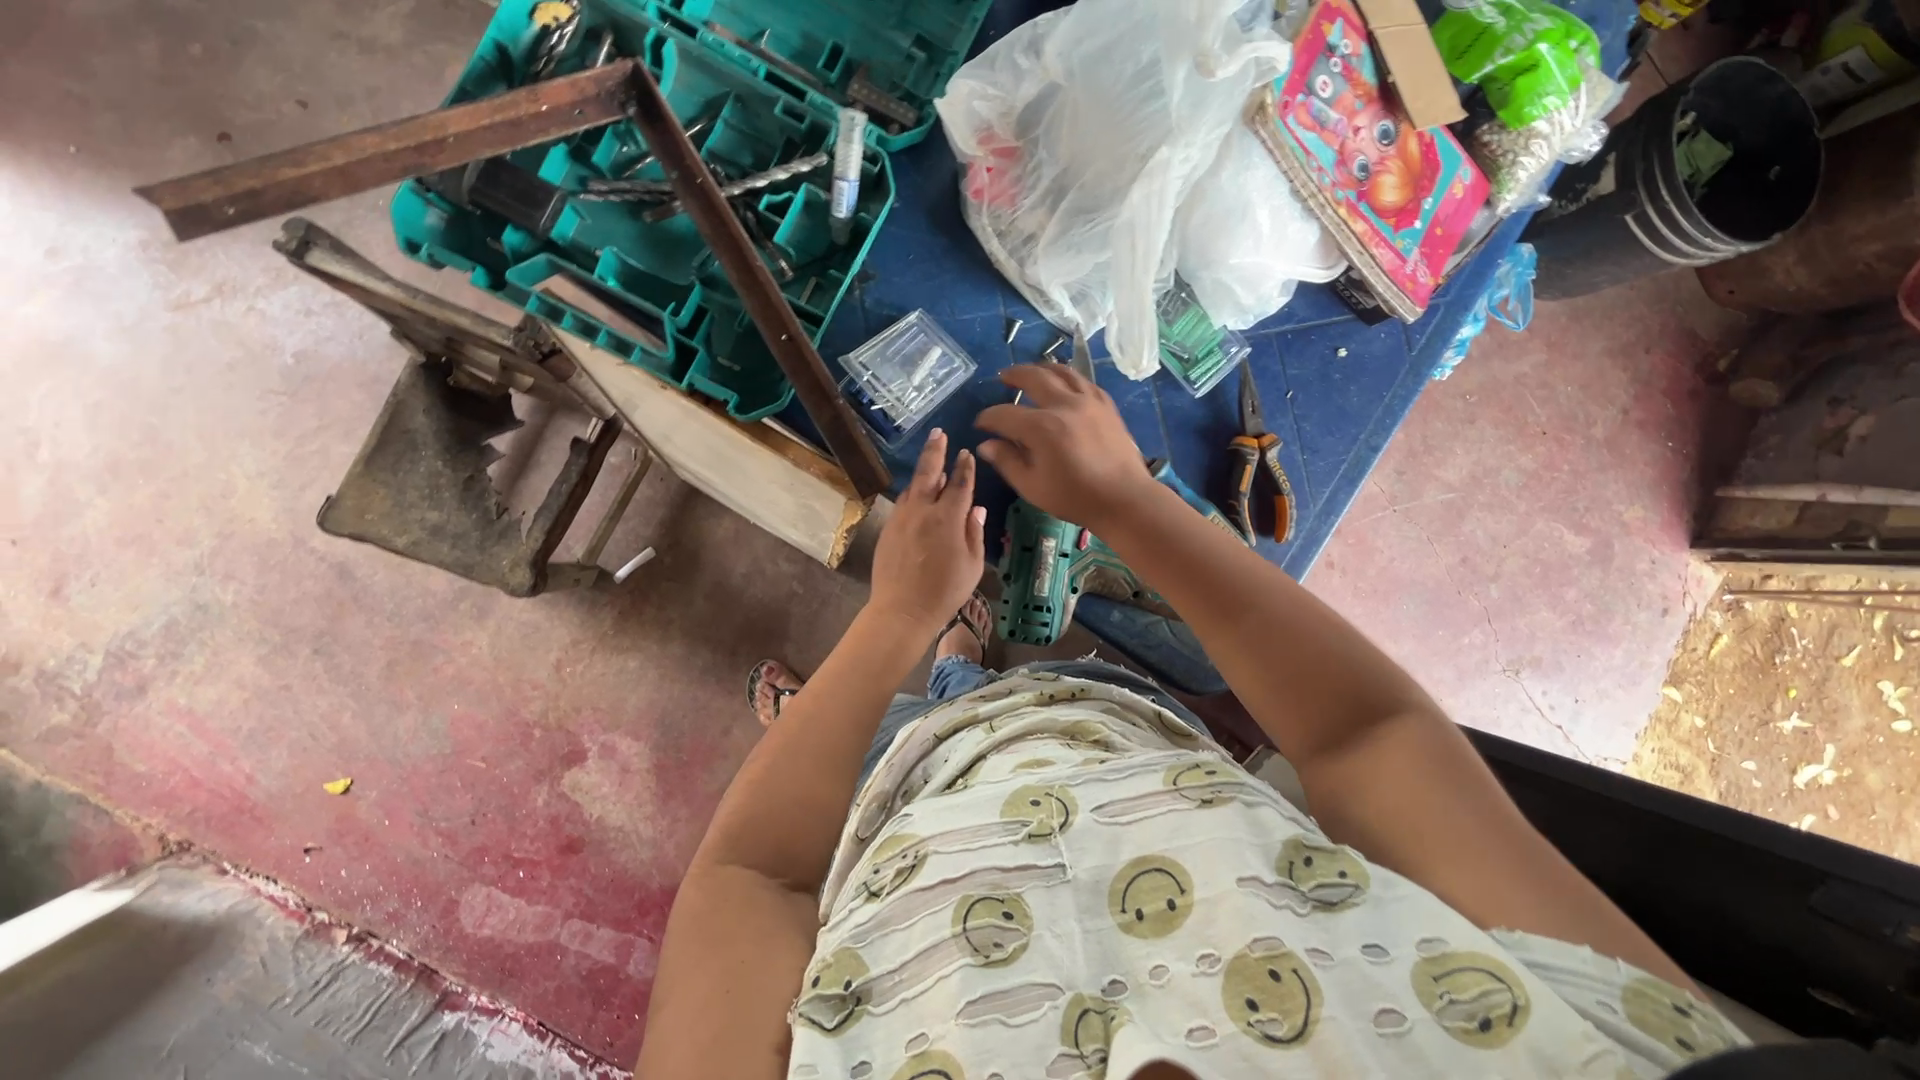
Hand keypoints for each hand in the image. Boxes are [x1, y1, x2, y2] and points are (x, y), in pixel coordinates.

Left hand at [868, 429, 986, 636]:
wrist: (902, 609)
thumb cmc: (945, 591)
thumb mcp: (972, 565)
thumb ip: (974, 533)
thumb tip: (976, 509)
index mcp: (948, 518)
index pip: (960, 484)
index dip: (965, 467)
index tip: (967, 454)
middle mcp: (923, 511)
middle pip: (930, 472)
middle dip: (936, 451)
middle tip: (939, 433)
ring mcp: (902, 518)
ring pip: (914, 487)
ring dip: (924, 472)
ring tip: (932, 461)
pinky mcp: (888, 529)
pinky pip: (903, 503)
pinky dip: (913, 493)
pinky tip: (917, 495)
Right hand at [975, 364, 1157, 530]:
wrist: (1124, 498)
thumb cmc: (1075, 498)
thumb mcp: (1032, 486)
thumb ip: (1007, 461)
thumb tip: (985, 445)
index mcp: (1042, 428)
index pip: (1004, 414)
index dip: (988, 418)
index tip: (980, 424)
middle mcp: (1064, 405)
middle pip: (1033, 378)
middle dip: (1013, 376)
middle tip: (1002, 378)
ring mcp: (1088, 401)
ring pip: (1061, 372)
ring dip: (1041, 368)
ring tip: (1030, 372)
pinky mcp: (1106, 404)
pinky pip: (1082, 380)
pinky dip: (1066, 377)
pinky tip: (1062, 383)